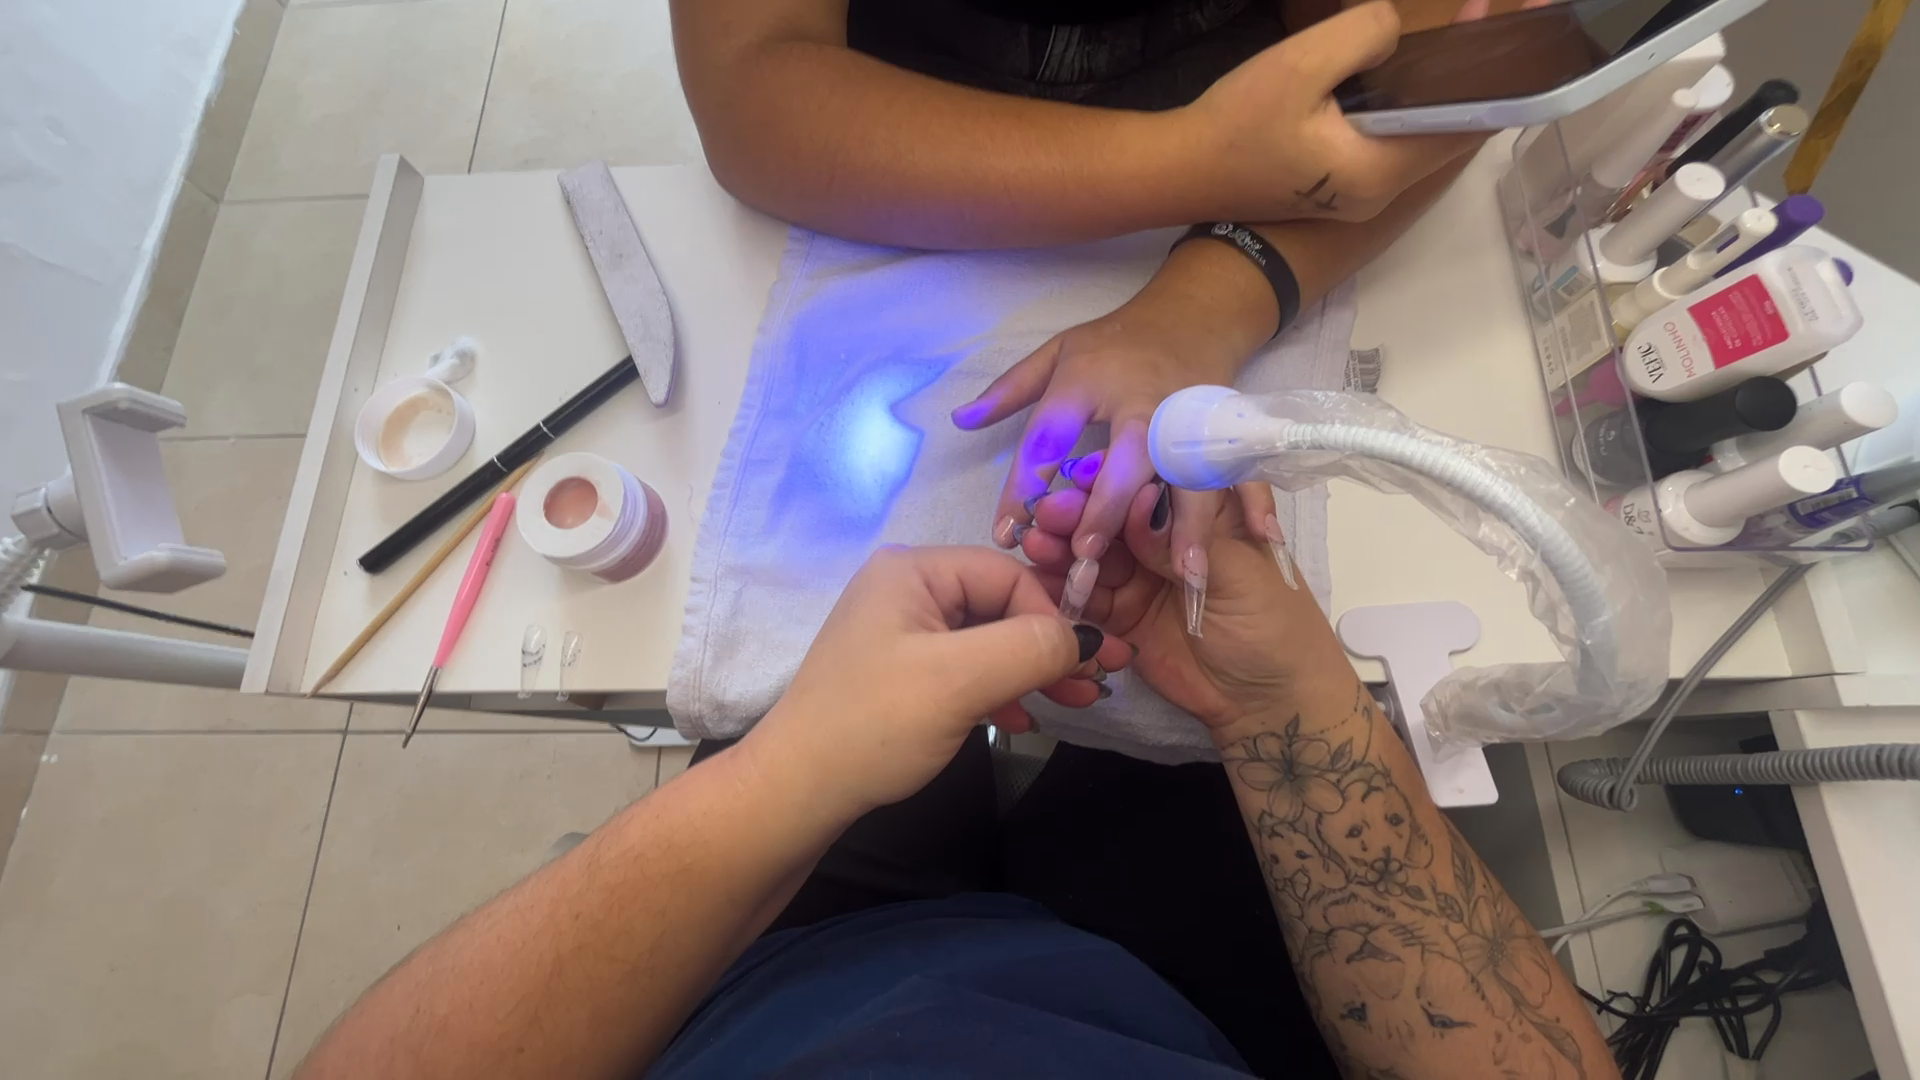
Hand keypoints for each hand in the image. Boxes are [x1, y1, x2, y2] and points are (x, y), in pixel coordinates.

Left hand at [744, 546, 1135, 816]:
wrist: (798, 792)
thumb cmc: (877, 723)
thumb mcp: (962, 679)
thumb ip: (1033, 646)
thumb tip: (1090, 634)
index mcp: (913, 570)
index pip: (1007, 575)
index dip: (1050, 616)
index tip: (1085, 665)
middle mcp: (907, 589)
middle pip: (999, 606)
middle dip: (1049, 646)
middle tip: (1099, 682)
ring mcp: (902, 631)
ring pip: (986, 641)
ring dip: (1030, 671)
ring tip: (1075, 703)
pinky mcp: (902, 670)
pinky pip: (964, 668)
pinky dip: (997, 690)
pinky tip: (1021, 720)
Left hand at [953, 239, 1276, 572]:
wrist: (1191, 316)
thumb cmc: (1114, 344)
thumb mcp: (1056, 354)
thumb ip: (1010, 390)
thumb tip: (960, 419)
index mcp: (1086, 382)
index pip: (1047, 438)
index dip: (1024, 485)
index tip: (1005, 532)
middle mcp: (1138, 403)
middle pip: (1125, 456)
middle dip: (1108, 506)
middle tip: (1088, 552)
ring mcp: (1186, 416)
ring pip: (1187, 471)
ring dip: (1185, 522)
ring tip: (1181, 572)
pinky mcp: (1222, 428)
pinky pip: (1239, 468)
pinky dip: (1249, 502)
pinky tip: (1259, 539)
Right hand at [1026, 476, 1353, 731]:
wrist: (1267, 703)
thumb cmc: (1273, 628)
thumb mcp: (1238, 574)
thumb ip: (1184, 540)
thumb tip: (1139, 502)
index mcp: (1202, 517)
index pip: (1155, 485)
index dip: (1118, 479)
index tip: (1082, 478)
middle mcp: (1164, 539)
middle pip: (1114, 517)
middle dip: (1080, 514)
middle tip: (1047, 515)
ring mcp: (1139, 576)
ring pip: (1093, 554)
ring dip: (1062, 548)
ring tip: (1034, 544)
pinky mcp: (1119, 614)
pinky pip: (1085, 597)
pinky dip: (1062, 589)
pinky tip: (1036, 579)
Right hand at [1185, 0, 1492, 223]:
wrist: (1177, 173)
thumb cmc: (1235, 127)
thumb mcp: (1305, 63)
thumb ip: (1371, 34)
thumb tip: (1394, 37)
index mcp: (1377, 172)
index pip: (1470, 124)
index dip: (1507, 67)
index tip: (1529, 15)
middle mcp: (1374, 193)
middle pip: (1449, 133)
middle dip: (1476, 70)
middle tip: (1488, 9)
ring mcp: (1351, 196)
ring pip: (1418, 137)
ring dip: (1439, 86)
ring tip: (1457, 29)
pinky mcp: (1330, 188)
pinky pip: (1388, 143)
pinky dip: (1406, 106)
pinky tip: (1403, 70)